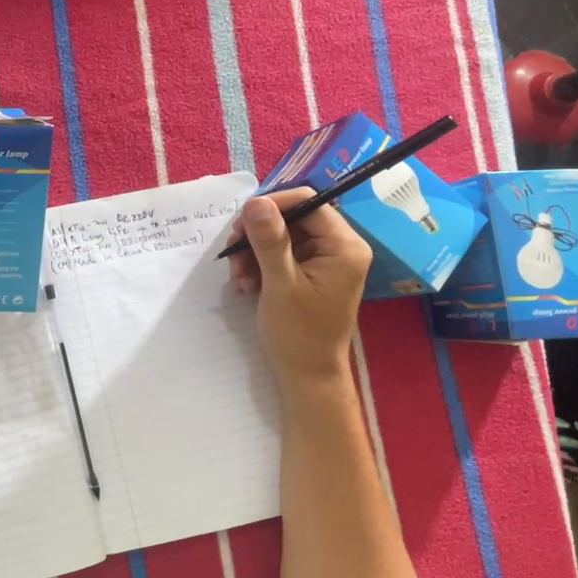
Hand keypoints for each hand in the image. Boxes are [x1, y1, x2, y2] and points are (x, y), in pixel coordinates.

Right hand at [225, 187, 371, 383]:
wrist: (306, 375)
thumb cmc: (298, 333)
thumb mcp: (280, 284)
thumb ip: (269, 241)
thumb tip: (255, 201)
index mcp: (344, 247)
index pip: (309, 202)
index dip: (273, 205)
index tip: (241, 223)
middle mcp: (340, 248)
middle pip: (293, 218)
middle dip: (259, 233)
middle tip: (232, 252)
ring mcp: (326, 261)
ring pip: (282, 235)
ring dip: (254, 251)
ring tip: (238, 276)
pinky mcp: (311, 273)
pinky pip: (282, 253)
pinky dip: (260, 264)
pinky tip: (246, 284)